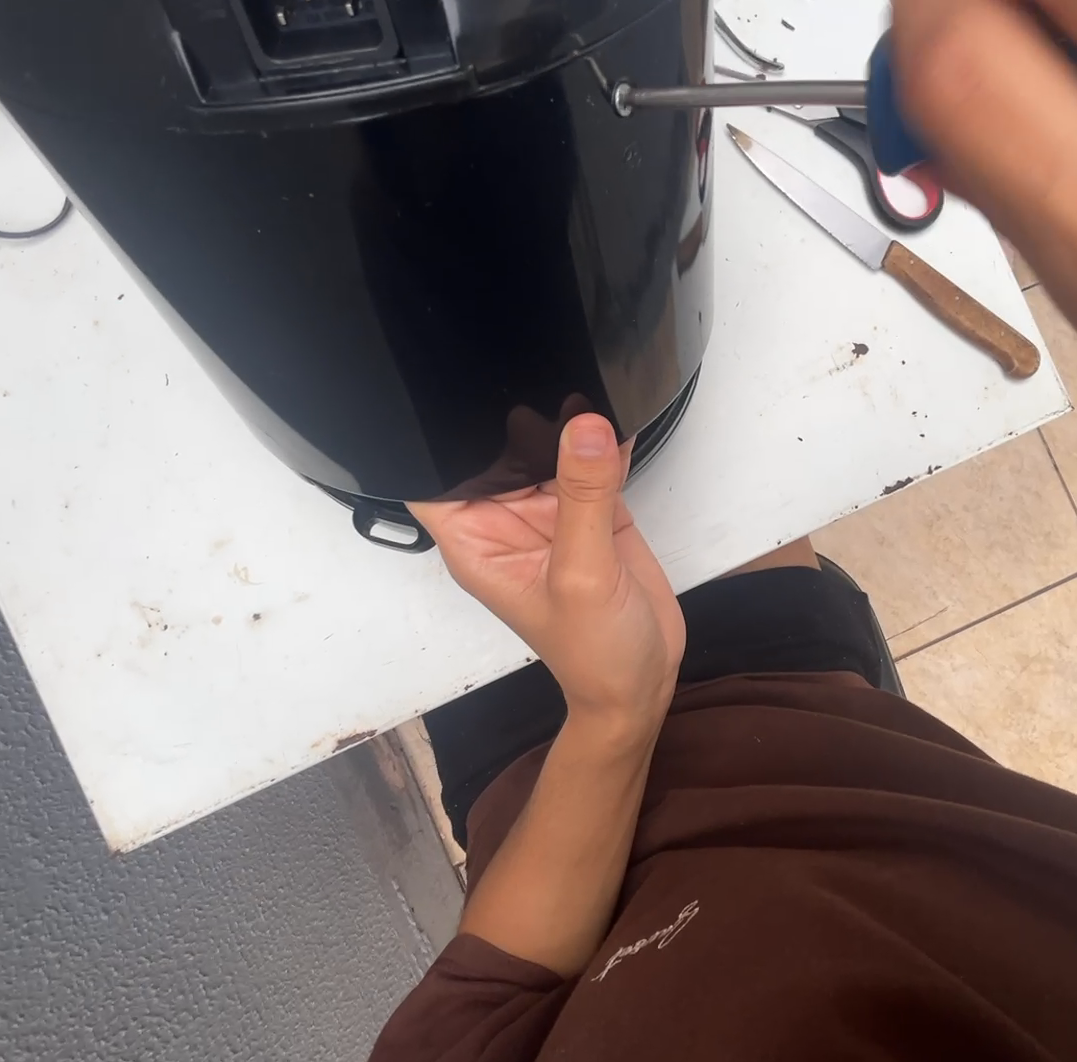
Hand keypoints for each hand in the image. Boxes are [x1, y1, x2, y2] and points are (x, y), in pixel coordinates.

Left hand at [409, 414, 685, 733]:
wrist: (641, 680)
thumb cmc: (592, 651)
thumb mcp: (582, 576)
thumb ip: (583, 500)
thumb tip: (586, 429)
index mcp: (479, 540)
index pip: (435, 478)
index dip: (436, 437)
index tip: (459, 391)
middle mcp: (509, 522)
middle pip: (498, 451)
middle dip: (517, 416)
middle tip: (541, 366)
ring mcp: (554, 514)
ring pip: (551, 449)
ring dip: (567, 423)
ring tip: (587, 383)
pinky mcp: (594, 512)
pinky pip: (596, 464)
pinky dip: (607, 441)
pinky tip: (620, 412)